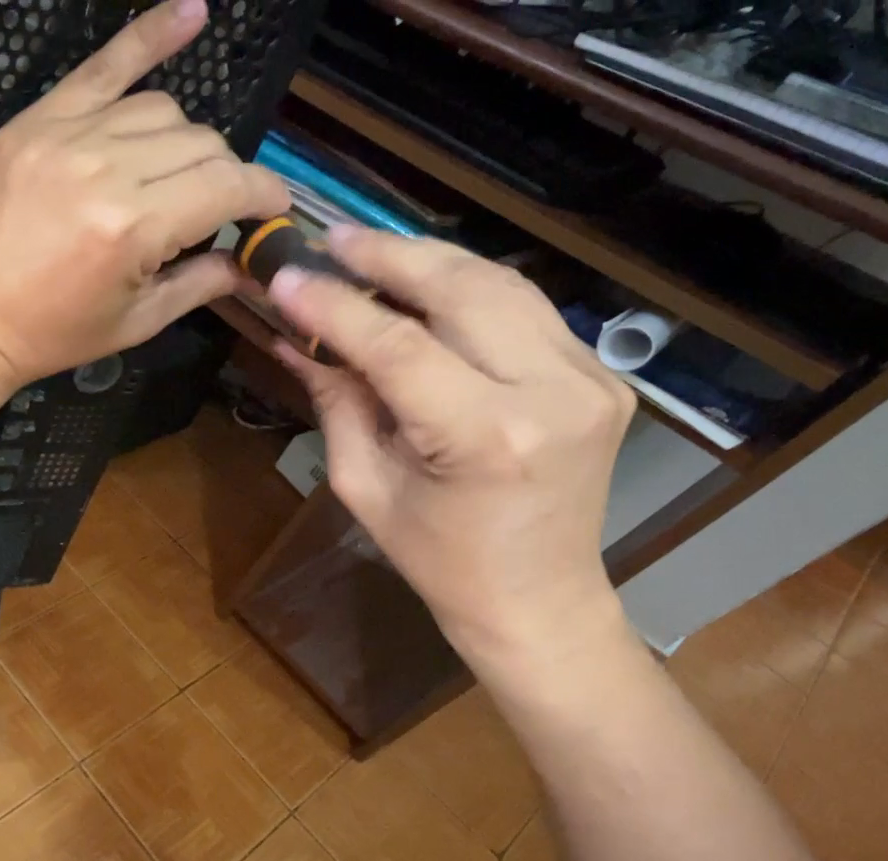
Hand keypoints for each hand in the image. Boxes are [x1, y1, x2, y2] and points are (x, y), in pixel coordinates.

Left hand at [0, 0, 288, 396]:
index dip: (262, 196)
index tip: (271, 209)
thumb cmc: (49, 335)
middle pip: (199, 143)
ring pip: (160, 110)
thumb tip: (249, 262)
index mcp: (133, 227)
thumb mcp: (134, 323)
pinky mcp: (33, 122)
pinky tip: (191, 12)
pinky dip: (147, 36)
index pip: (227, 185)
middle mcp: (105, 169)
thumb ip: (199, 284)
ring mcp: (65, 137)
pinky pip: (101, 66)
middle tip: (208, 210)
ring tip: (170, 175)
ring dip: (181, 141)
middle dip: (220, 177)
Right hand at [267, 227, 636, 659]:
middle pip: (464, 292)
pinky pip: (526, 311)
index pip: (399, 347)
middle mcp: (552, 393)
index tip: (286, 276)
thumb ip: (336, 403)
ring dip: (430, 259)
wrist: (536, 596)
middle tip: (332, 237)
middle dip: (390, 256)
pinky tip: (424, 281)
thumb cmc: (437, 558)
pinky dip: (468, 288)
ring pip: (503, 285)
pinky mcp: (602, 375)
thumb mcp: (365, 486)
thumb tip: (292, 340)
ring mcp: (590, 379)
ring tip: (369, 247)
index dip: (335, 307)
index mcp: (487, 438)